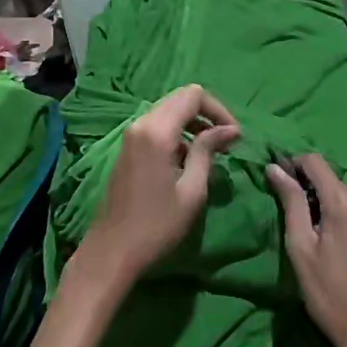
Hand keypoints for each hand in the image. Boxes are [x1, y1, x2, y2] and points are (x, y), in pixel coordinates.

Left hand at [81, 84, 241, 280]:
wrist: (112, 251)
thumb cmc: (157, 225)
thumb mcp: (192, 190)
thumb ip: (208, 151)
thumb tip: (230, 130)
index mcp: (157, 131)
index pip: (193, 95)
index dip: (218, 109)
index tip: (234, 135)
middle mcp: (141, 124)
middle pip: (180, 98)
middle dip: (207, 114)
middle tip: (226, 141)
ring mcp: (131, 136)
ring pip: (168, 111)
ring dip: (193, 124)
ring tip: (212, 151)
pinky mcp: (128, 148)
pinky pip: (157, 127)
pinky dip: (178, 134)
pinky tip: (189, 160)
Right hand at [265, 154, 346, 346]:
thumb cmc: (330, 294)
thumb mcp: (301, 248)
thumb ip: (290, 202)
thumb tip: (275, 169)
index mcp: (343, 201)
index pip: (315, 161)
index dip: (294, 165)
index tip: (281, 181)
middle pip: (332, 180)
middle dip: (312, 190)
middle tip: (297, 220)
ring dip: (331, 205)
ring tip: (320, 236)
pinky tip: (343, 246)